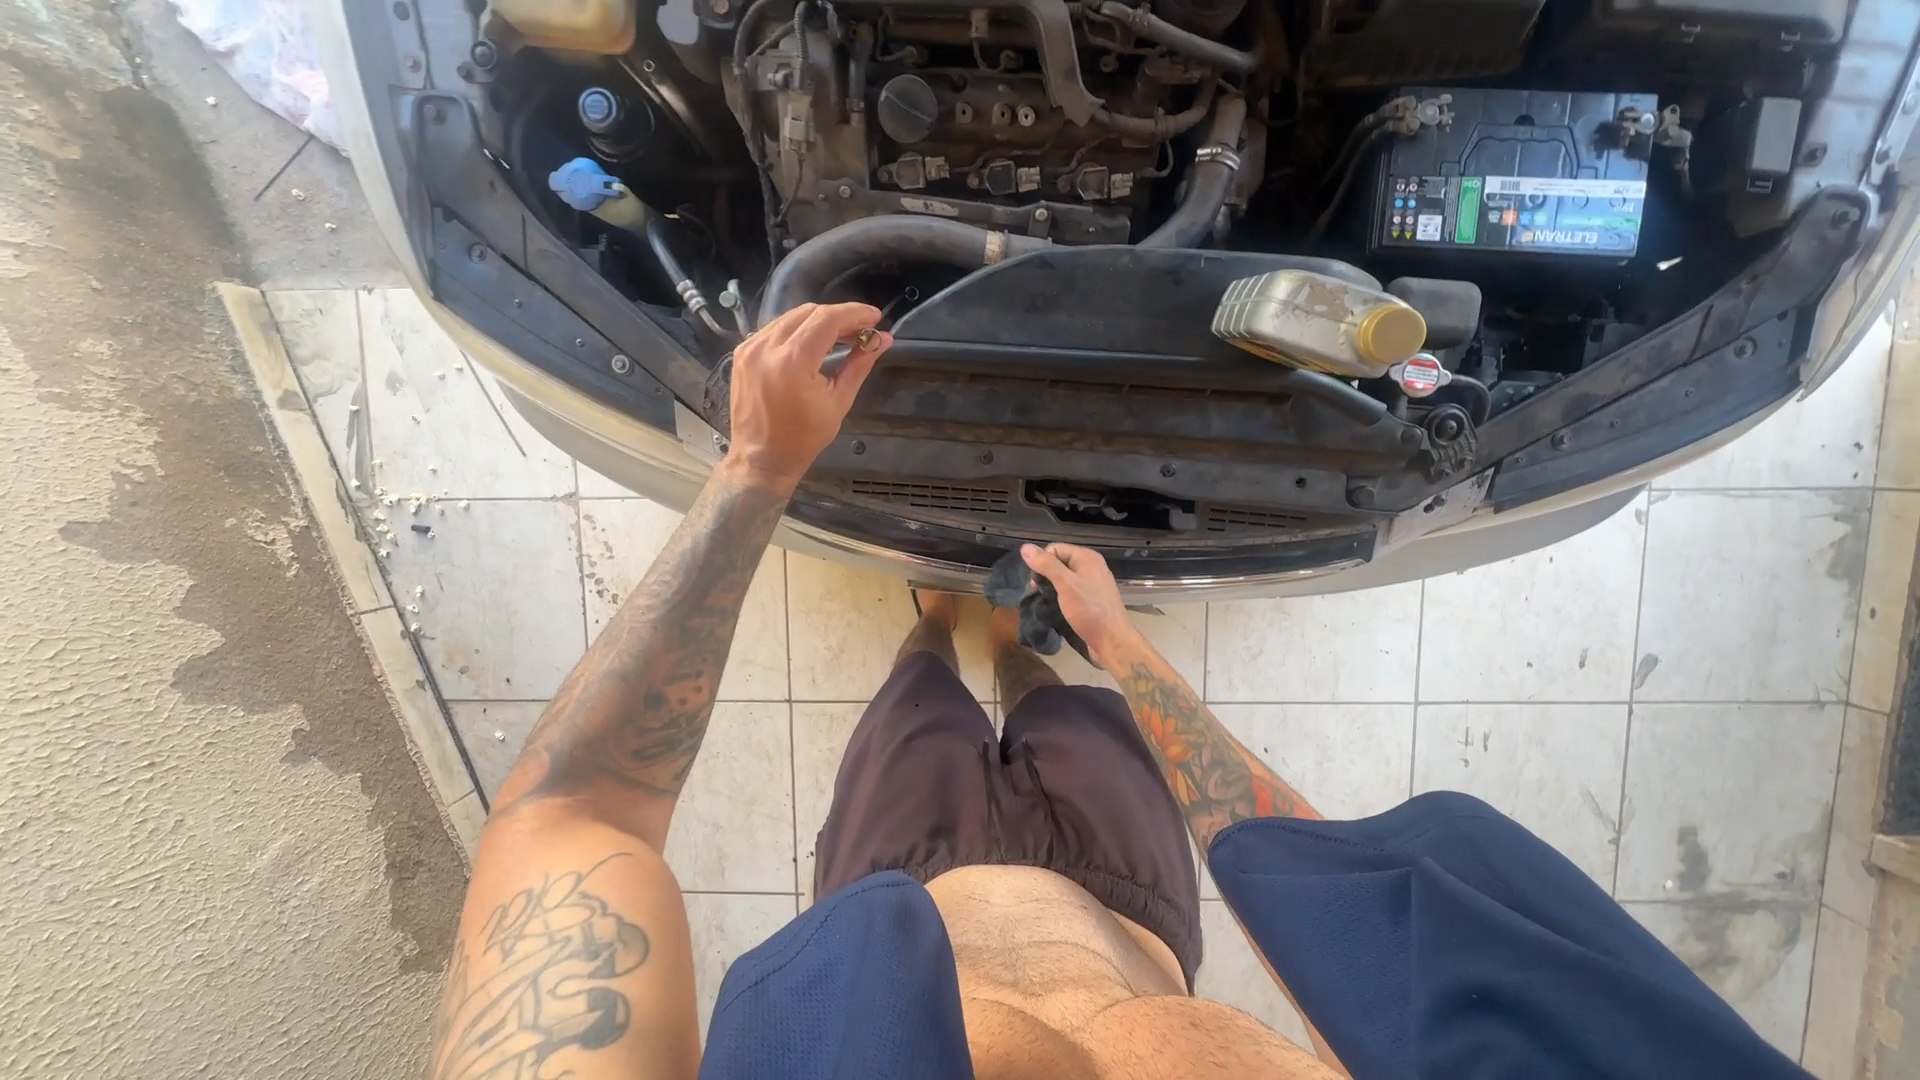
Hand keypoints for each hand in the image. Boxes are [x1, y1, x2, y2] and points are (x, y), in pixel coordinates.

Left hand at [724, 302, 891, 490]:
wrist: (761, 458)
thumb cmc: (804, 438)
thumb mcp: (839, 402)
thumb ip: (859, 365)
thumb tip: (883, 340)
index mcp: (792, 362)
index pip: (827, 320)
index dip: (854, 313)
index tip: (875, 317)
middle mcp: (767, 348)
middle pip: (809, 312)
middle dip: (839, 316)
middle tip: (861, 328)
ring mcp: (750, 348)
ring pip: (790, 317)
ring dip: (818, 320)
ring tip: (841, 334)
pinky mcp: (742, 353)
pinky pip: (774, 328)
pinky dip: (797, 329)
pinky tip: (812, 341)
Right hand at [1020, 542, 1141, 667]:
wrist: (1112, 641)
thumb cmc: (1090, 610)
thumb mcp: (1066, 584)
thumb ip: (1047, 565)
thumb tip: (1025, 548)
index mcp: (1086, 557)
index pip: (1054, 548)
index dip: (1041, 562)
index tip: (1035, 583)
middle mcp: (1090, 567)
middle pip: (1058, 562)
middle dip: (1044, 575)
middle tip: (1038, 592)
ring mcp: (1091, 584)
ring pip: (1062, 578)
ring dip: (1050, 587)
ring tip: (1044, 601)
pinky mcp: (1089, 599)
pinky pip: (1069, 590)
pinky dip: (1059, 596)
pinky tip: (1055, 607)